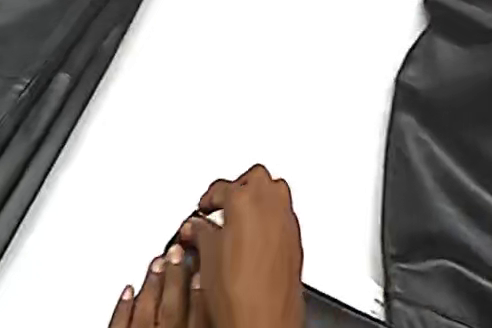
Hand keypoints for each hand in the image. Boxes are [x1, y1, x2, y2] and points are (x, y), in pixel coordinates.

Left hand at [108, 243, 208, 327]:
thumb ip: (199, 323)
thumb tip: (213, 307)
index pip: (199, 313)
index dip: (201, 288)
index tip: (205, 264)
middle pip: (172, 306)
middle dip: (176, 275)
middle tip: (178, 249)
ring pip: (146, 309)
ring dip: (152, 283)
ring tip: (157, 260)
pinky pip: (119, 325)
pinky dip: (123, 306)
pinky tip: (127, 289)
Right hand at [179, 165, 303, 327]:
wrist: (265, 322)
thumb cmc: (240, 294)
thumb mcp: (207, 258)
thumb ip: (201, 233)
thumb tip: (196, 227)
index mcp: (243, 199)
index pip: (221, 187)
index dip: (208, 199)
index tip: (203, 207)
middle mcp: (269, 201)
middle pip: (253, 178)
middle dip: (238, 188)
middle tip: (223, 206)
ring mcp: (285, 218)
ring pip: (273, 191)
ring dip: (258, 198)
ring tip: (241, 218)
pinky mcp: (295, 236)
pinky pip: (282, 213)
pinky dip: (270, 217)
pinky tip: (257, 235)